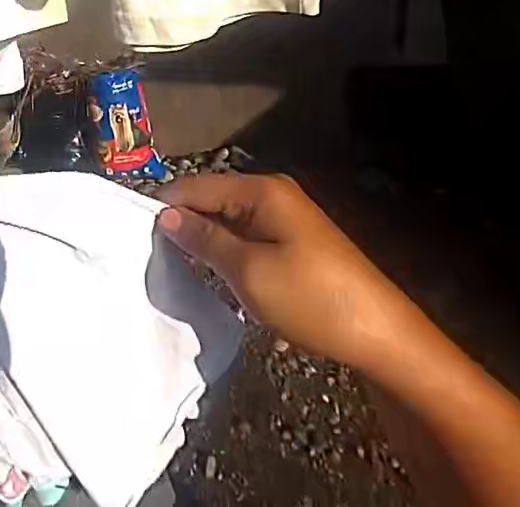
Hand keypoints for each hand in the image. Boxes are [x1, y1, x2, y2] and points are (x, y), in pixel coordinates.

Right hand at [157, 172, 424, 379]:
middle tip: (155, 255)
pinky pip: (247, 237)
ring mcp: (286, 217)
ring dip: (206, 242)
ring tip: (180, 268)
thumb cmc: (312, 299)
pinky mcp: (294, 241)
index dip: (166, 205)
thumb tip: (165, 216)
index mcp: (261, 191)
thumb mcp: (249, 272)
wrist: (381, 334)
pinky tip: (218, 277)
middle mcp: (272, 194)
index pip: (197, 185)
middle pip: (213, 199)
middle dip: (185, 224)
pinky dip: (228, 253)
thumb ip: (204, 240)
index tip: (138, 232)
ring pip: (229, 221)